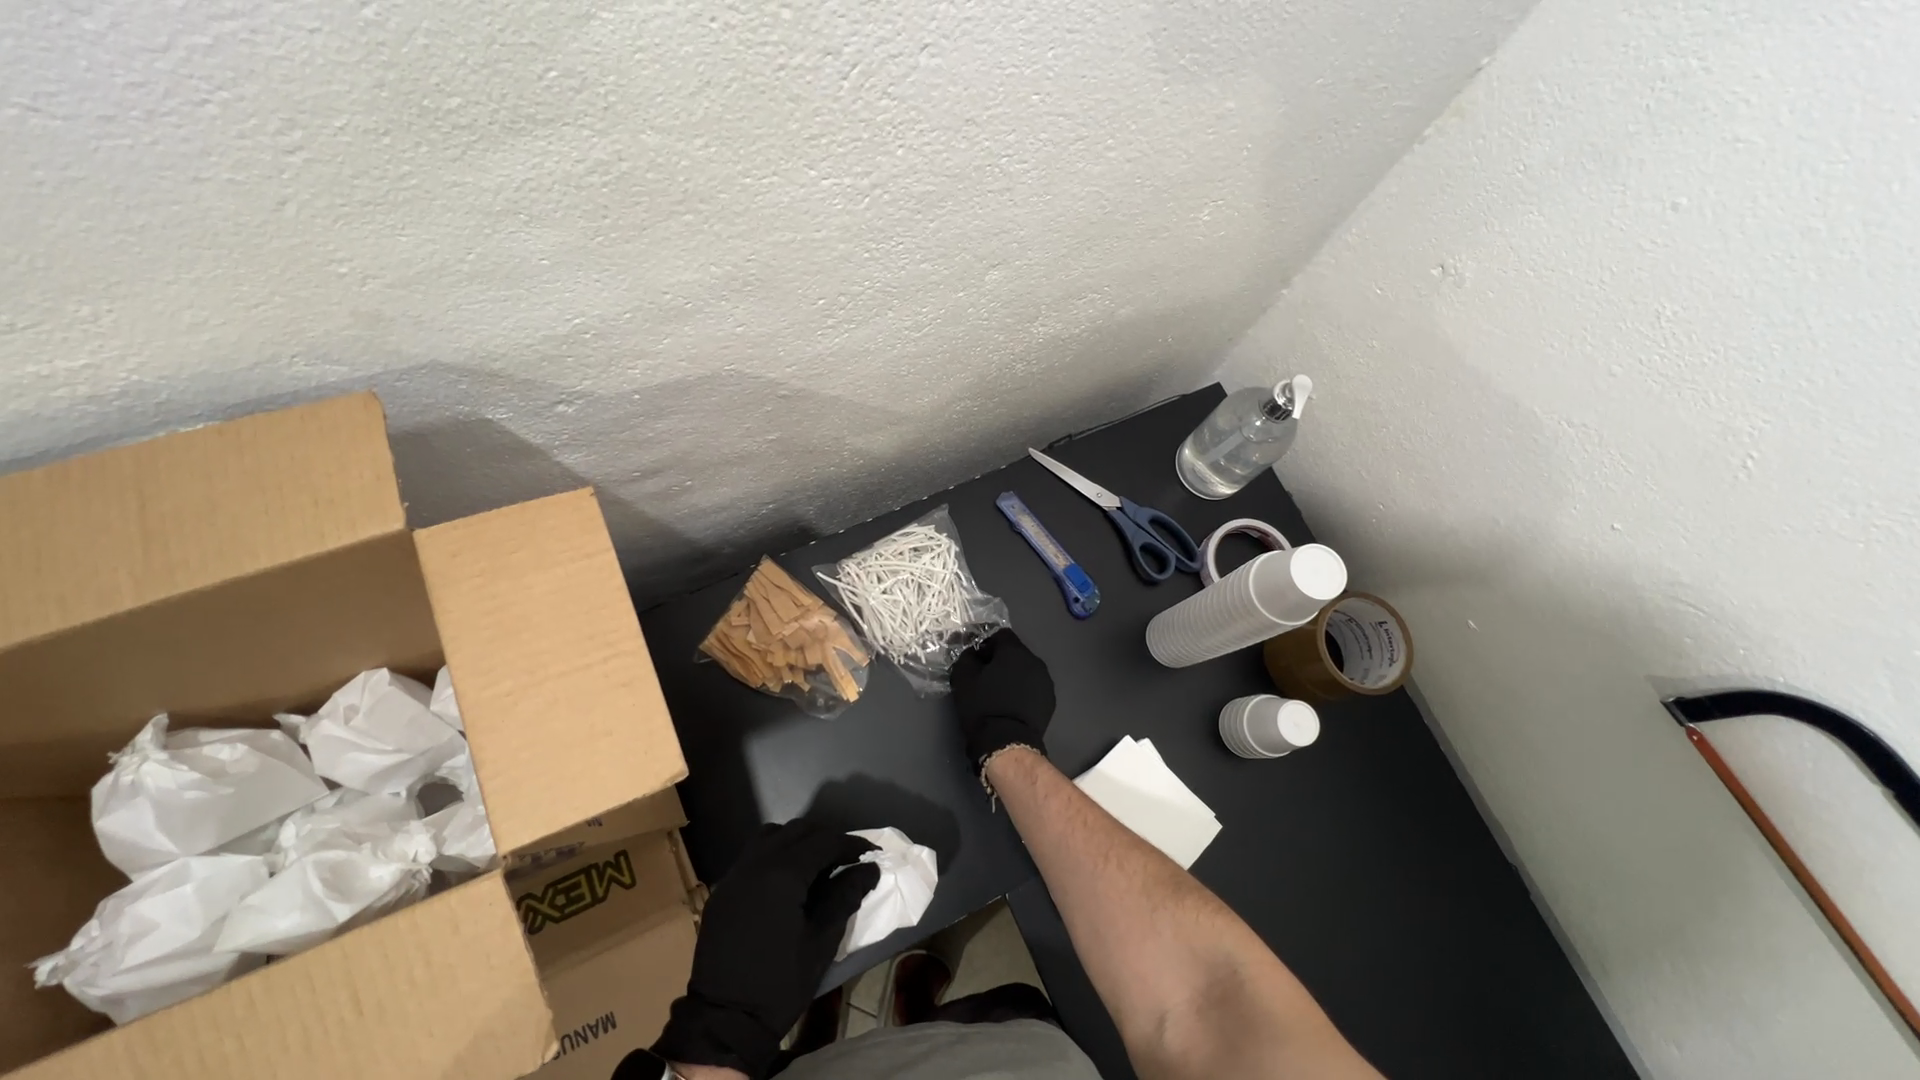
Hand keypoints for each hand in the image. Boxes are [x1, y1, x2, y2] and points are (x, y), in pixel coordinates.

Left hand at [650, 820, 878, 1077]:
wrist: (724, 1019)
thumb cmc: (780, 983)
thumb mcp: (822, 942)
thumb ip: (846, 897)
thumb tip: (870, 869)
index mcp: (782, 875)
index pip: (824, 842)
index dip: (851, 844)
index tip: (871, 853)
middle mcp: (755, 864)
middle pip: (797, 831)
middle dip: (826, 839)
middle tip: (847, 858)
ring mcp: (734, 875)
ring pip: (771, 836)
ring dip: (798, 841)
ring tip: (817, 863)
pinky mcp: (723, 889)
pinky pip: (752, 855)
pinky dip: (775, 853)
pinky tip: (787, 879)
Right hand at [950, 629, 1055, 778]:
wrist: (1006, 742)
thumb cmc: (983, 707)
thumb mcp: (963, 678)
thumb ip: (966, 656)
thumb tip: (972, 650)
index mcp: (1015, 652)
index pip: (1001, 634)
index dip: (986, 644)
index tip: (977, 660)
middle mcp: (1035, 661)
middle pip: (1015, 652)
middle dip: (1001, 660)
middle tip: (985, 677)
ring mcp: (1046, 682)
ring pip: (1026, 670)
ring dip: (1014, 675)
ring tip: (1000, 694)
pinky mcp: (1050, 701)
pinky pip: (1034, 687)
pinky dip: (1024, 691)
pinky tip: (1012, 706)